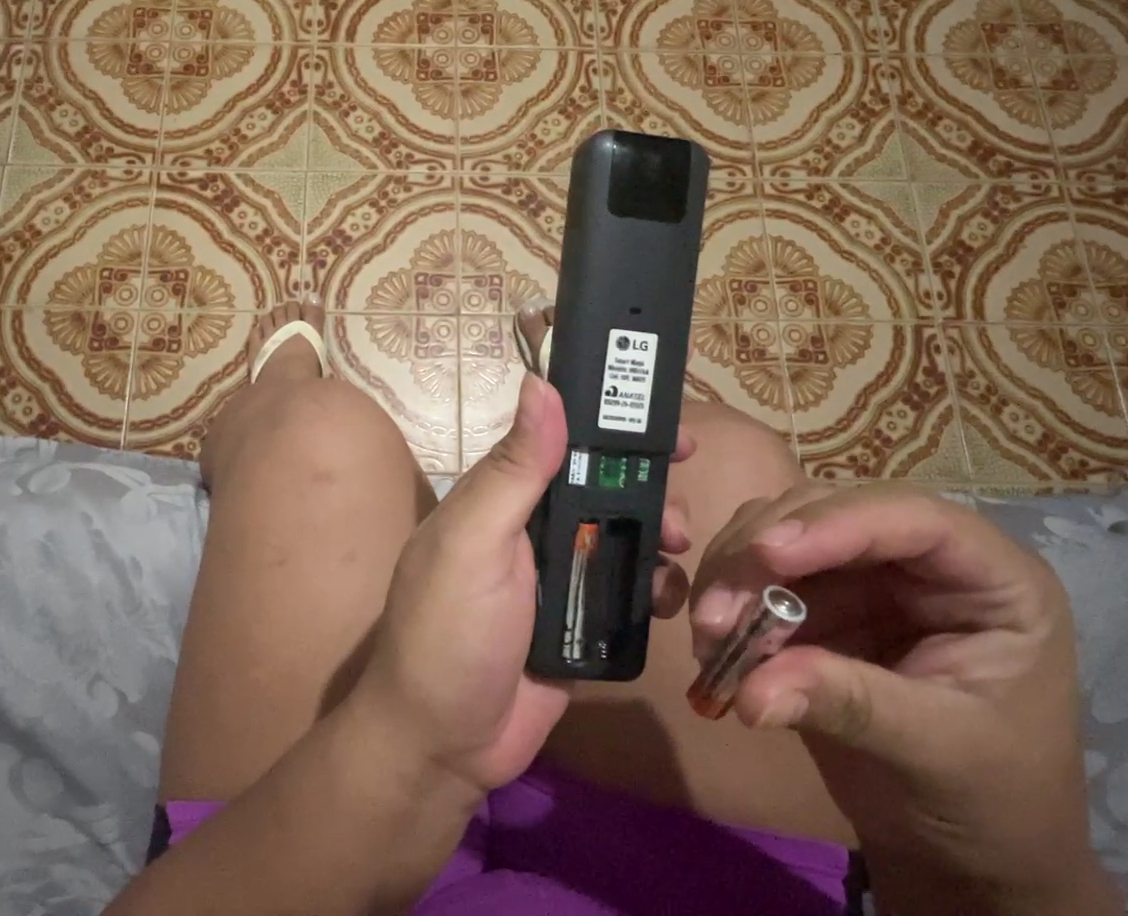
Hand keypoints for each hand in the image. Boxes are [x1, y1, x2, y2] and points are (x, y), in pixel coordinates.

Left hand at [354, 373, 693, 795]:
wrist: (446, 744)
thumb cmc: (449, 632)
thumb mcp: (473, 543)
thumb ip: (511, 470)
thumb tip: (542, 384)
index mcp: (498, 501)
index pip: (558, 443)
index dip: (609, 426)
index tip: (664, 424)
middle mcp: (529, 532)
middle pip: (600, 490)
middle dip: (646, 486)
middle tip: (682, 495)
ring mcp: (557, 580)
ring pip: (621, 539)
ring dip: (657, 536)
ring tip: (677, 548)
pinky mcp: (580, 625)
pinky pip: (627, 593)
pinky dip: (653, 588)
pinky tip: (668, 598)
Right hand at [689, 483, 1119, 911]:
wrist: (964, 844)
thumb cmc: (989, 796)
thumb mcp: (935, 750)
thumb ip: (849, 705)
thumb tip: (751, 691)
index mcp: (989, 579)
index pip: (910, 519)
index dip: (835, 524)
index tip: (766, 557)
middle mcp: (919, 560)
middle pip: (826, 512)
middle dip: (760, 554)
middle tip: (714, 616)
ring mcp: (862, 575)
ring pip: (778, 532)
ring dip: (732, 574)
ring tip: (708, 637)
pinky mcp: (815, 599)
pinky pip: (755, 575)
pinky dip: (725, 600)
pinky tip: (712, 644)